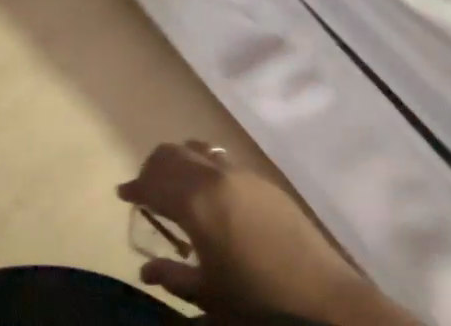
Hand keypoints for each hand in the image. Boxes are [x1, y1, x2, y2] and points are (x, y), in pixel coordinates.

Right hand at [118, 141, 417, 325]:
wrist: (326, 299)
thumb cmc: (259, 300)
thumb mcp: (208, 294)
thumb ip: (172, 277)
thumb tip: (145, 270)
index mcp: (196, 202)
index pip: (152, 183)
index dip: (135, 187)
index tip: (123, 195)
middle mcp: (215, 176)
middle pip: (171, 154)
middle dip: (153, 168)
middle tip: (145, 189)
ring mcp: (242, 174)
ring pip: (197, 150)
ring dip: (179, 162)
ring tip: (177, 187)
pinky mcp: (264, 182)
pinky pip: (221, 161)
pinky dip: (204, 168)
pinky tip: (211, 196)